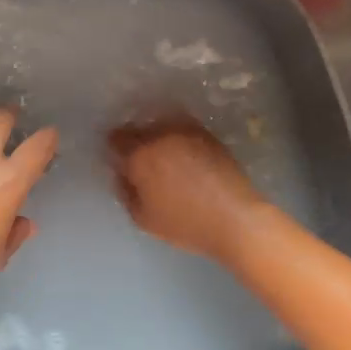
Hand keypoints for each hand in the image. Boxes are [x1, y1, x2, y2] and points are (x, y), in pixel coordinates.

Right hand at [108, 111, 265, 261]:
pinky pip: (181, 128)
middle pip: (137, 129)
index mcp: (139, 156)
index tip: (120, 160)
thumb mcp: (143, 218)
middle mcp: (159, 136)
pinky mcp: (206, 133)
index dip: (114, 149)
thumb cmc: (186, 224)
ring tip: (165, 158)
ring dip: (156, 137)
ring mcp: (184, 131)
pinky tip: (184, 155)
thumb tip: (122, 173)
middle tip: (143, 163)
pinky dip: (176, 137)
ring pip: (160, 126)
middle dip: (135, 142)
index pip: (116, 139)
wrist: (235, 219)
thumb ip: (125, 191)